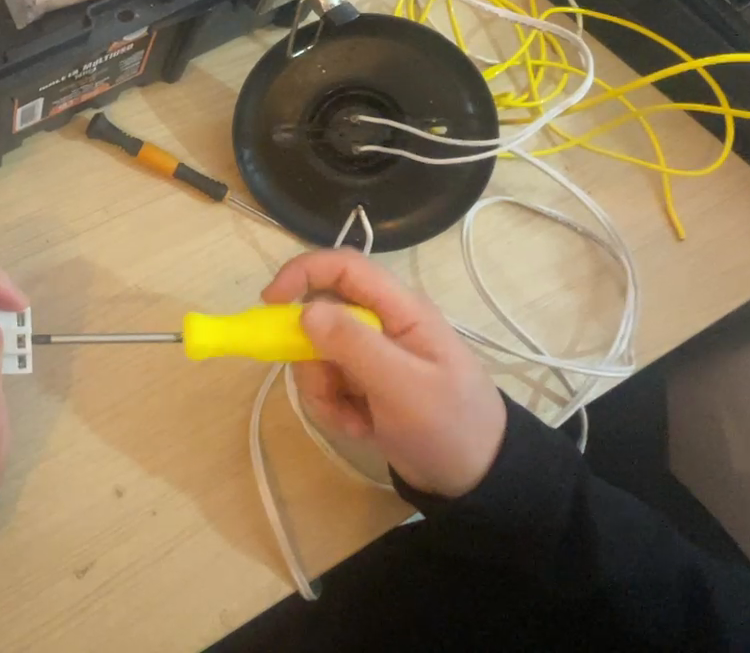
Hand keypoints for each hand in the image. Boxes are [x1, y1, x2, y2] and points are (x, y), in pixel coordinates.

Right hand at [261, 250, 505, 497]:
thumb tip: (303, 312)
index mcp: (400, 309)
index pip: (343, 266)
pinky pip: (325, 379)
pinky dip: (332, 404)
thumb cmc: (450, 428)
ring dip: (322, 387)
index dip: (302, 272)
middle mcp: (382, 322)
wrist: (478, 483)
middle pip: (320, 313)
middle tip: (325, 388)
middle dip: (310, 353)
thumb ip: (355, 345)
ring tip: (352, 419)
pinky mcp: (363, 379)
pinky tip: (359, 425)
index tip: (270, 302)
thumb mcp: (404, 387)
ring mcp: (371, 352)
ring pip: (316, 350)